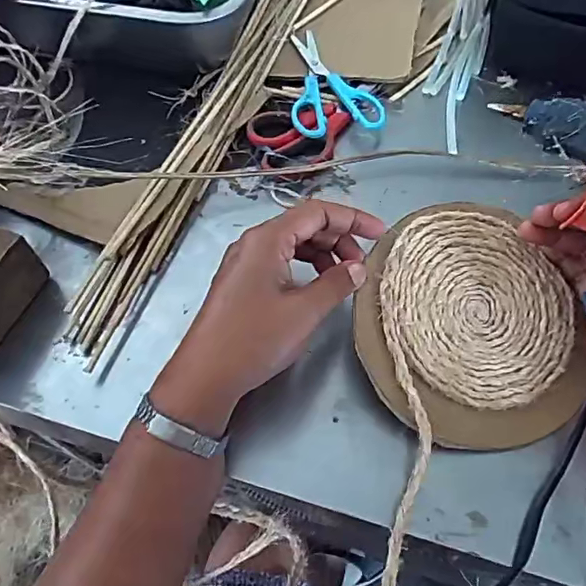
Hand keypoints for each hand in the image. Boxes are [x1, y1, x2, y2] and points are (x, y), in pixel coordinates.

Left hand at [154, 201, 384, 434]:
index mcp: (267, 240)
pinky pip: (279, 262)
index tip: (378, 233)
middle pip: (303, 225)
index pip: (317, 212)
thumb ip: (336, 284)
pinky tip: (317, 289)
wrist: (206, 374)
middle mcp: (252, 244)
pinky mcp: (240, 283)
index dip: (352, 219)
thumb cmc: (254, 340)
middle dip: (338, 238)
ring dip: (322, 255)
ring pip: (291, 245)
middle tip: (362, 264)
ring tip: (343, 279)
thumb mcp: (304, 312)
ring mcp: (243, 263)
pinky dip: (304, 268)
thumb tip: (357, 268)